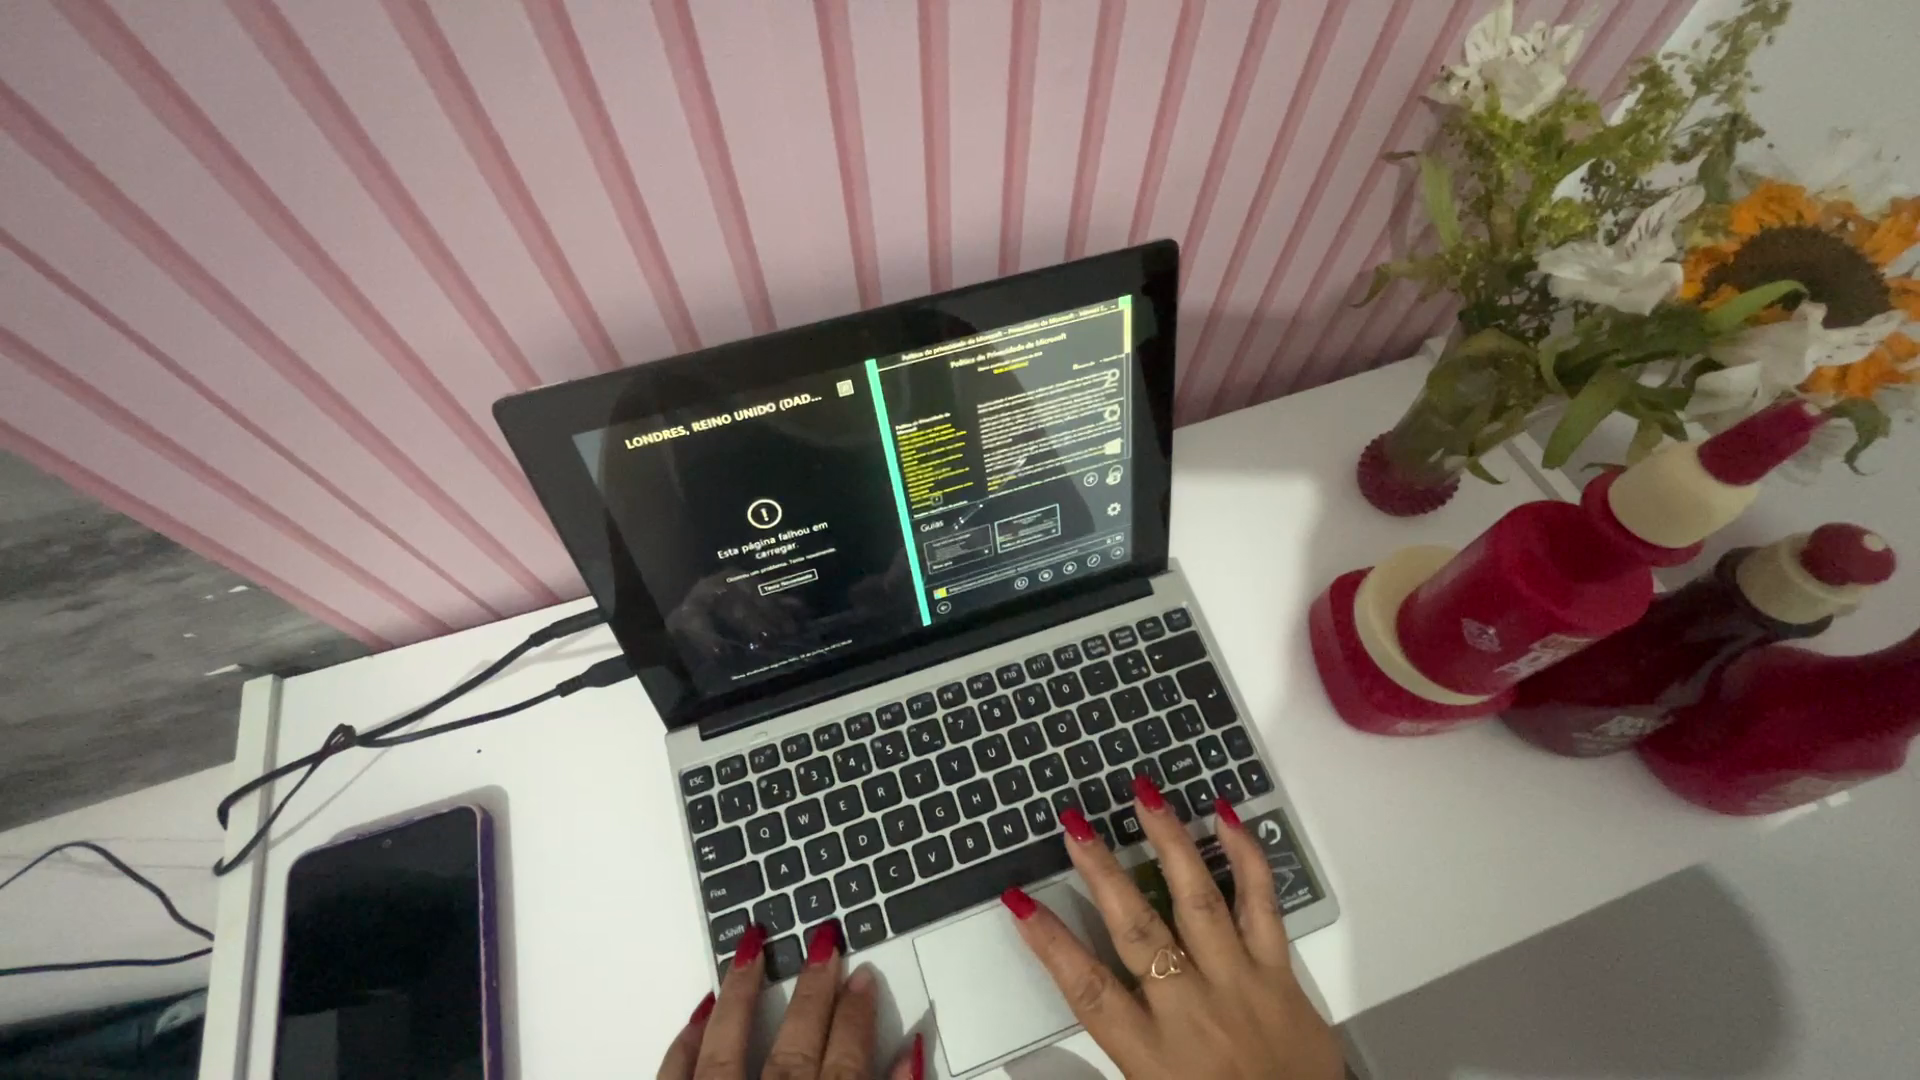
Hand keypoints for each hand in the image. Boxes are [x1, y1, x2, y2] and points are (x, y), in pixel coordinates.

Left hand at [656, 922, 922, 1079]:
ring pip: (727, 1049)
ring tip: (753, 942)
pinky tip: (698, 1009)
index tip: (864, 976)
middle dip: (812, 989)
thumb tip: (912, 1048)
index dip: (857, 1016)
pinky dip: (685, 1045)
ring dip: (742, 994)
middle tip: (824, 938)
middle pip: (794, 1047)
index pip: (845, 1064)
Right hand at [1003, 780, 1343, 1079]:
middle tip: (1074, 823)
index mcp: (1150, 1051)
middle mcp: (1189, 1008)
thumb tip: (1061, 1021)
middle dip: (1101, 871)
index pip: (1087, 988)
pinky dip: (1246, 857)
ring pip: (1196, 899)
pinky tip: (1225, 816)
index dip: (1049, 941)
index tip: (1018, 900)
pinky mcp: (1279, 971)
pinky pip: (1262, 905)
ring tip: (1144, 795)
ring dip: (1168, 841)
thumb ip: (1115, 1043)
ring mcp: (1237, 981)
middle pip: (1136, 928)